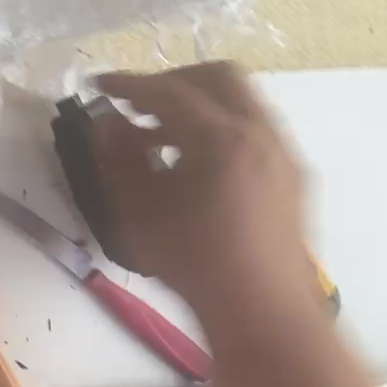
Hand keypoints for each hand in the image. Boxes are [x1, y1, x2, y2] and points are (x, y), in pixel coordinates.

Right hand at [92, 63, 316, 323]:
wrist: (261, 308)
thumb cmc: (192, 261)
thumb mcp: (139, 210)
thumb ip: (120, 158)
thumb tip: (107, 122)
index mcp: (221, 139)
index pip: (170, 91)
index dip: (128, 84)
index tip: (96, 85)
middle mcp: (260, 134)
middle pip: (217, 78)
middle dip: (170, 83)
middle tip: (134, 106)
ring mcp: (282, 153)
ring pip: (239, 102)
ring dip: (194, 107)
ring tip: (156, 140)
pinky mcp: (290, 175)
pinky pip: (252, 129)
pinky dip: (216, 128)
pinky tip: (190, 165)